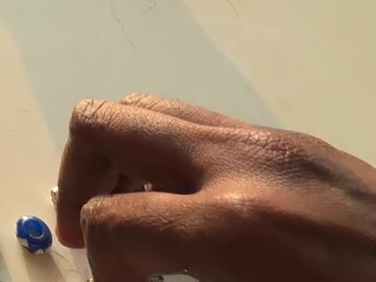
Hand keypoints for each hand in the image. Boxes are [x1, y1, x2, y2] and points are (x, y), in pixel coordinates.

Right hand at [56, 95, 375, 281]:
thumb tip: (133, 273)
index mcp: (240, 227)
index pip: (112, 222)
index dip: (101, 270)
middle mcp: (241, 162)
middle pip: (100, 124)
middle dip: (76, 181)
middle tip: (85, 234)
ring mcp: (271, 140)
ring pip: (141, 110)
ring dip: (116, 159)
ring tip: (131, 214)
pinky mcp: (300, 140)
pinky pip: (195, 124)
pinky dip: (166, 157)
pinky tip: (193, 209)